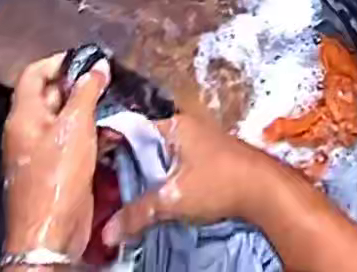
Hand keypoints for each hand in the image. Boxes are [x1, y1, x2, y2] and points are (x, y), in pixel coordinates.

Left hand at [2, 52, 109, 258]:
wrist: (53, 234)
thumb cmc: (58, 174)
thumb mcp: (76, 125)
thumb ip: (87, 90)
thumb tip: (99, 65)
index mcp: (24, 116)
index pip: (35, 73)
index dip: (59, 61)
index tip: (86, 58)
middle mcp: (28, 130)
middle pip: (51, 93)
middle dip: (78, 83)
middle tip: (105, 76)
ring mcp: (41, 150)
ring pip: (65, 116)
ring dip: (87, 107)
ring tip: (112, 98)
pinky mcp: (56, 167)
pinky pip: (72, 138)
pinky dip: (90, 130)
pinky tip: (111, 128)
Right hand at [101, 109, 297, 247]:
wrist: (262, 189)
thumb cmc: (218, 182)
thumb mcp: (173, 199)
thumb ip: (139, 212)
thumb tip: (108, 231)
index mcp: (174, 124)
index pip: (134, 128)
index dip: (114, 145)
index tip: (95, 162)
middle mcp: (185, 126)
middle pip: (147, 143)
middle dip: (131, 166)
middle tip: (109, 187)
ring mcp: (198, 140)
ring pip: (162, 156)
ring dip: (149, 175)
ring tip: (129, 195)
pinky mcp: (207, 156)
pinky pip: (176, 163)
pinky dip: (165, 178)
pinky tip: (158, 196)